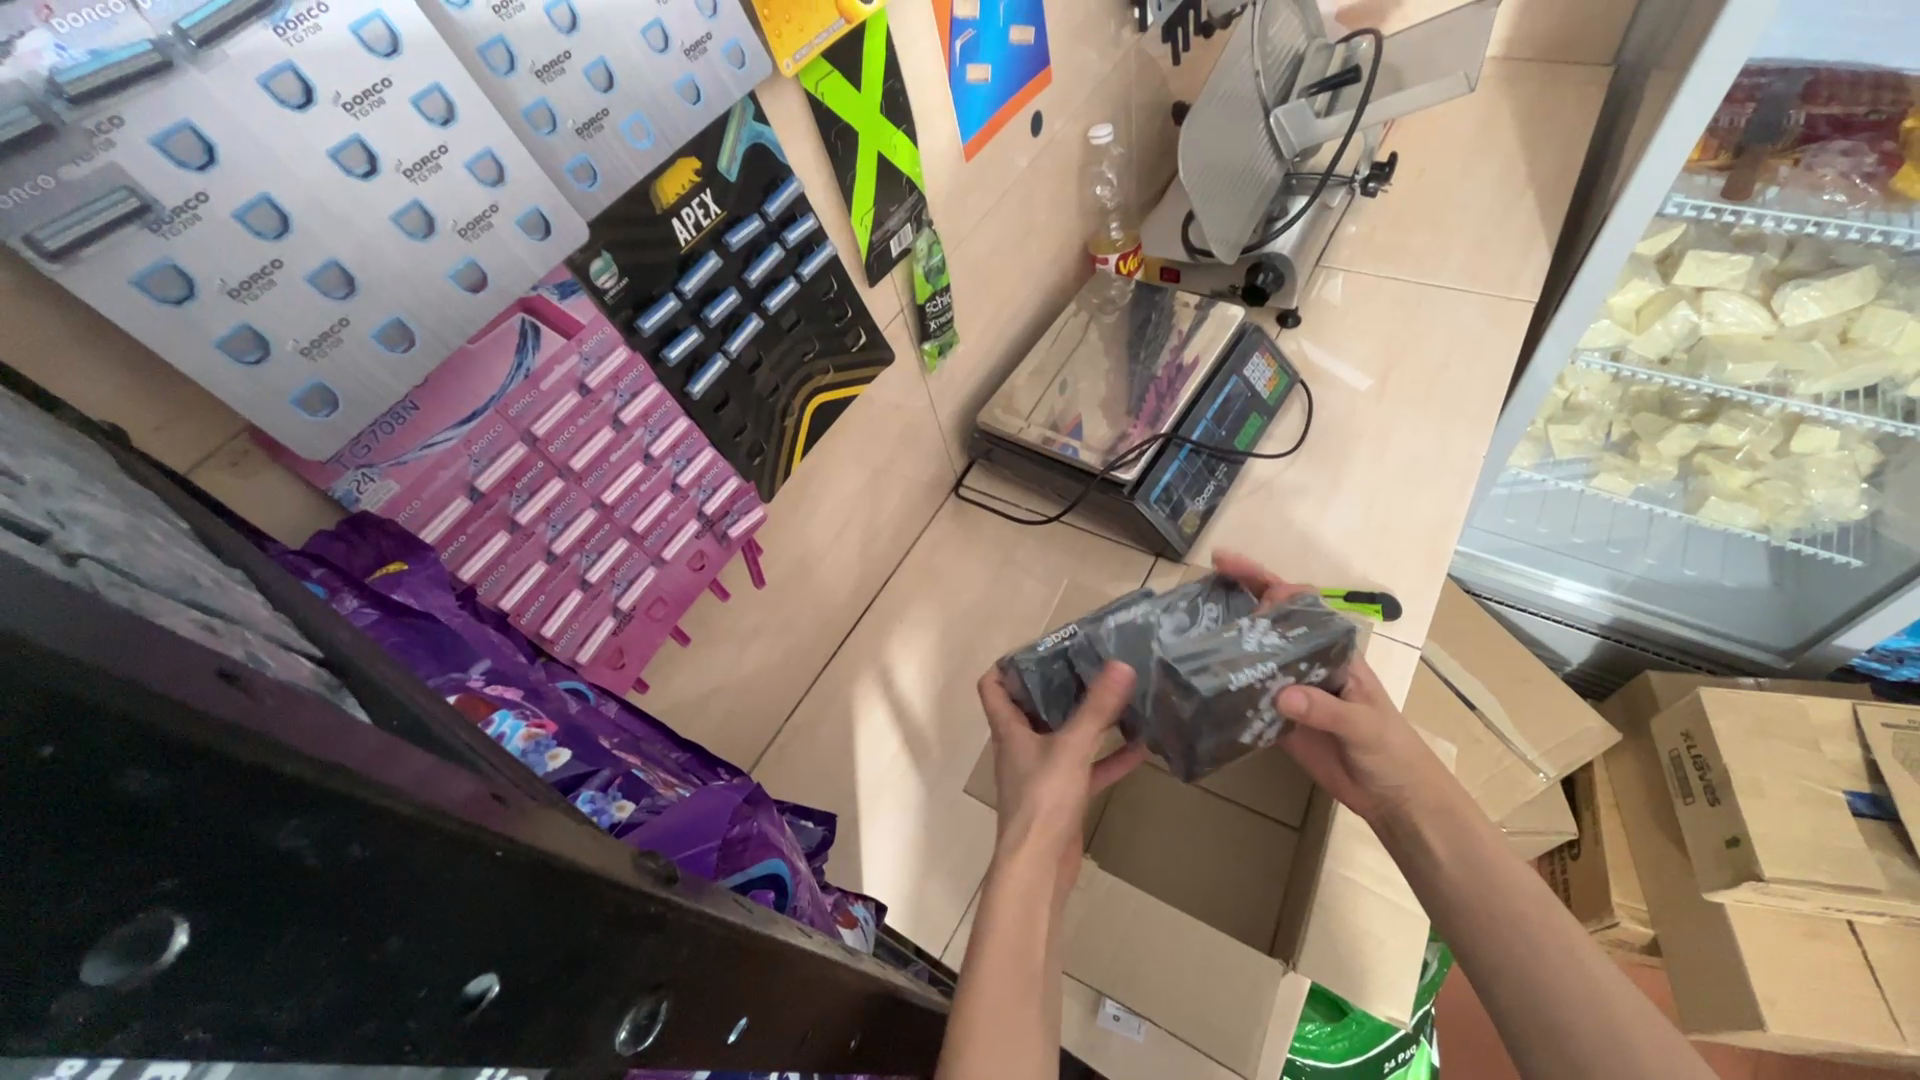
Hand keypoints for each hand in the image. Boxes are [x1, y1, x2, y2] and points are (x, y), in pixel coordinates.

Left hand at [977, 662, 1148, 891]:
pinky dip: (1108, 759)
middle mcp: (1019, 746)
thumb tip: (1121, 664)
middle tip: (1089, 665)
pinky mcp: (1061, 796)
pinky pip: (1086, 769)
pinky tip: (1140, 749)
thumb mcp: (1071, 747)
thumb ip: (1097, 708)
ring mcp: (1040, 772)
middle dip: (1057, 686)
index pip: (992, 685)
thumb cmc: (1042, 799)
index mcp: (1008, 729)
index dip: (1008, 664)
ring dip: (1087, 721)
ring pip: (1062, 737)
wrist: (1038, 865)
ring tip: (1117, 698)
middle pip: (1031, 707)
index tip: (1041, 648)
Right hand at [1212, 551, 1450, 826]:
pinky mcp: (1276, 717)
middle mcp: (1307, 662)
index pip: (1302, 607)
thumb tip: (1281, 694)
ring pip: (1254, 654)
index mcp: (1334, 652)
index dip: (1273, 587)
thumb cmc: (1391, 750)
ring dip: (1227, 639)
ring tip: (1192, 623)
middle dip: (1243, 595)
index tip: (1242, 577)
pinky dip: (1225, 685)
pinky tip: (1199, 677)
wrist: (1393, 797)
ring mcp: (1289, 688)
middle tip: (1208, 578)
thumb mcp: (1365, 725)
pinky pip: (1246, 695)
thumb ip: (1326, 709)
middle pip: (1272, 621)